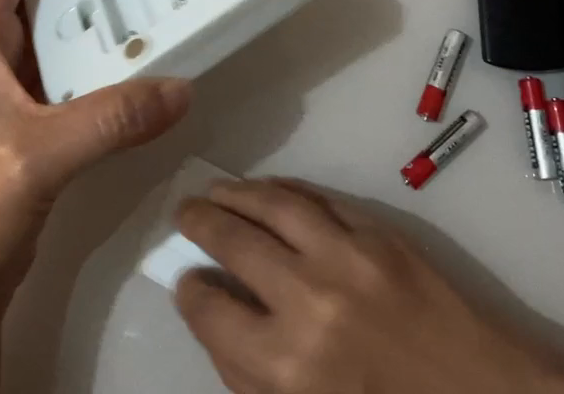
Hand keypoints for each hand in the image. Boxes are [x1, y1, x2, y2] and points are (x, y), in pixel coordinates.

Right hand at [175, 179, 563, 393]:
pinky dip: (284, 190)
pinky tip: (267, 189)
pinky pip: (318, 199)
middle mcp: (307, 300)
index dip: (189, 290)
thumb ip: (250, 375)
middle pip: (232, 242)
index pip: (209, 309)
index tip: (185, 279)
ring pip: (272, 205)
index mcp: (284, 366)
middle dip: (199, 224)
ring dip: (235, 192)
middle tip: (184, 215)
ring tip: (214, 189)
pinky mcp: (379, 233)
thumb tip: (213, 316)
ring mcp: (346, 257)